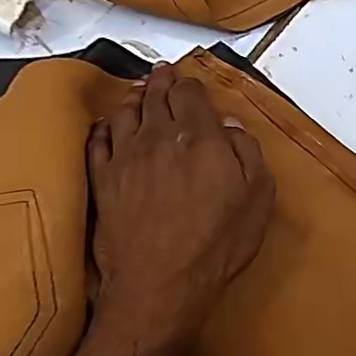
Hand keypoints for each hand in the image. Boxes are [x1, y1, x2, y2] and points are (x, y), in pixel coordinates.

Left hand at [85, 63, 274, 353]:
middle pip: (155, 97)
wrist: (161, 281)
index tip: (190, 80)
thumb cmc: (218, 241)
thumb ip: (247, 153)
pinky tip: (106, 125)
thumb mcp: (257, 196)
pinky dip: (103, 127)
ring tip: (137, 92)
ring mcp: (125, 159)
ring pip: (124, 113)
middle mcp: (158, 138)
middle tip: (163, 73)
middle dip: (161, 82)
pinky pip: (97, 142)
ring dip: (132, 98)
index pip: (190, 96)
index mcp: (200, 138)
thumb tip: (231, 126)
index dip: (191, 84)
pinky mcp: (102, 182)